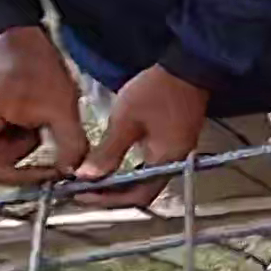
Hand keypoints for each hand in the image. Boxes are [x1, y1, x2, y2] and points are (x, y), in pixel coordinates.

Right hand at [0, 26, 88, 185]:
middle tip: (43, 142)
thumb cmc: (39, 72)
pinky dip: (10, 139)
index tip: (46, 173)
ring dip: (16, 148)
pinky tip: (25, 121)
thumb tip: (74, 174)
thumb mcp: (63, 112)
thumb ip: (71, 146)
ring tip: (35, 123)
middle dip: (17, 160)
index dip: (12, 176)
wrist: (22, 45)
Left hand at [73, 64, 209, 206]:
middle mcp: (175, 162)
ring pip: (148, 179)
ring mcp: (178, 152)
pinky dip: (133, 170)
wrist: (187, 71)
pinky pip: (153, 166)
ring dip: (122, 182)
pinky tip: (116, 162)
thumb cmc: (158, 92)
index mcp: (165, 160)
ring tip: (96, 177)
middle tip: (85, 189)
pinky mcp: (176, 142)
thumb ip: (108, 152)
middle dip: (113, 193)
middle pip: (144, 190)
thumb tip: (87, 175)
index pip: (138, 195)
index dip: (109, 199)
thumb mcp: (126, 121)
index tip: (82, 194)